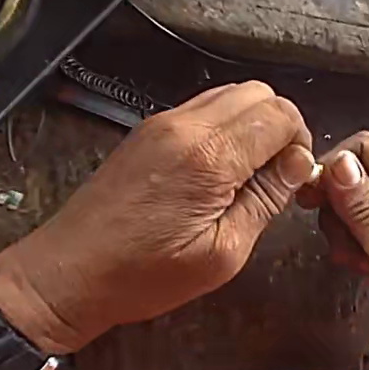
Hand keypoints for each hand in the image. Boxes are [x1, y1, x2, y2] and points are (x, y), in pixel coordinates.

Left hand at [0, 81, 317, 355]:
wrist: (66, 274)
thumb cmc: (145, 275)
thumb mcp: (224, 253)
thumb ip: (267, 200)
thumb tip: (299, 164)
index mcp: (209, 156)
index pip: (280, 115)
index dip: (301, 142)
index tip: (296, 176)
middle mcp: (187, 125)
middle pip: (260, 94)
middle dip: (283, 127)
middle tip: (279, 171)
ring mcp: (164, 122)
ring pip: (233, 94)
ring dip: (255, 124)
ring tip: (251, 171)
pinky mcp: (149, 129)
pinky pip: (206, 108)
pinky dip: (228, 126)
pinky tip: (222, 167)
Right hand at [301, 131, 368, 364]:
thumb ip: (367, 212)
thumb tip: (338, 167)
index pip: (365, 147)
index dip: (331, 170)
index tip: (311, 200)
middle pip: (357, 171)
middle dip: (337, 206)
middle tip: (343, 244)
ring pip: (356, 198)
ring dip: (345, 229)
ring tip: (360, 261)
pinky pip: (365, 221)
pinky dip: (356, 242)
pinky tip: (366, 265)